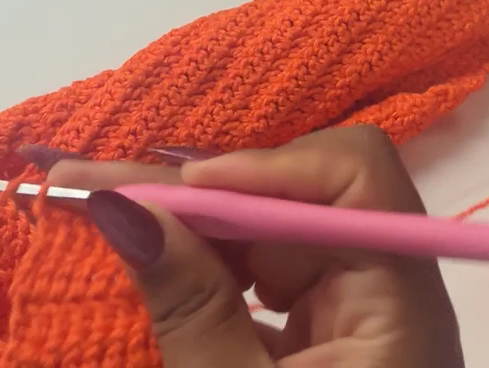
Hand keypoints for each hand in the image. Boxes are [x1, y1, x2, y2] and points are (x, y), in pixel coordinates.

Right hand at [45, 125, 463, 367]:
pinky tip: (149, 248)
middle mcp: (384, 277)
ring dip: (188, 217)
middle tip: (88, 181)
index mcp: (400, 298)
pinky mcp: (320, 321)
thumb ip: (190, 310)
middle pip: (298, 193)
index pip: (354, 177)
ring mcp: (350, 298)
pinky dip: (205, 257)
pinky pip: (262, 264)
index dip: (266, 166)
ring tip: (97, 202)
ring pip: (271, 223)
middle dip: (197, 188)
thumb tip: (123, 207)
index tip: (173, 186)